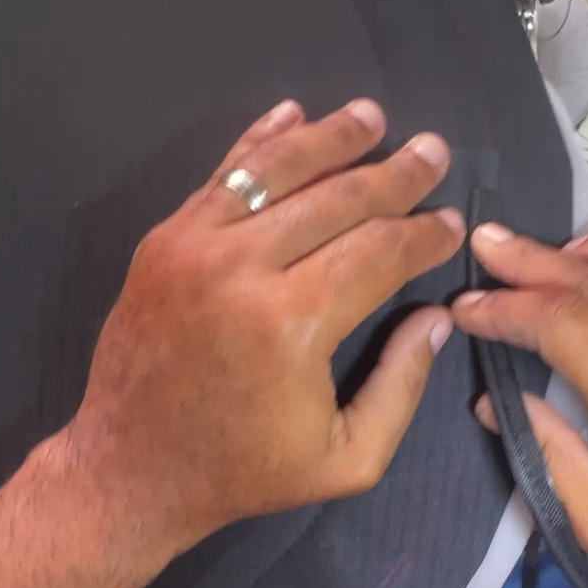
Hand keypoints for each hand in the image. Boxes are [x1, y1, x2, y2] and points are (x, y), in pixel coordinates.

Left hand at [55, 98, 465, 557]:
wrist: (135, 470)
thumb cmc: (247, 472)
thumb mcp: (348, 459)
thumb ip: (400, 388)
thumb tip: (435, 319)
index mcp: (293, 326)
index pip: (378, 254)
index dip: (423, 236)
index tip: (452, 225)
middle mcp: (243, 269)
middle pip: (336, 200)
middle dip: (394, 176)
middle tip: (433, 153)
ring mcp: (195, 246)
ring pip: (277, 170)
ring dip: (332, 138)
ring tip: (373, 117)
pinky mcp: (164, 242)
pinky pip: (222, 177)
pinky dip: (260, 142)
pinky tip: (292, 115)